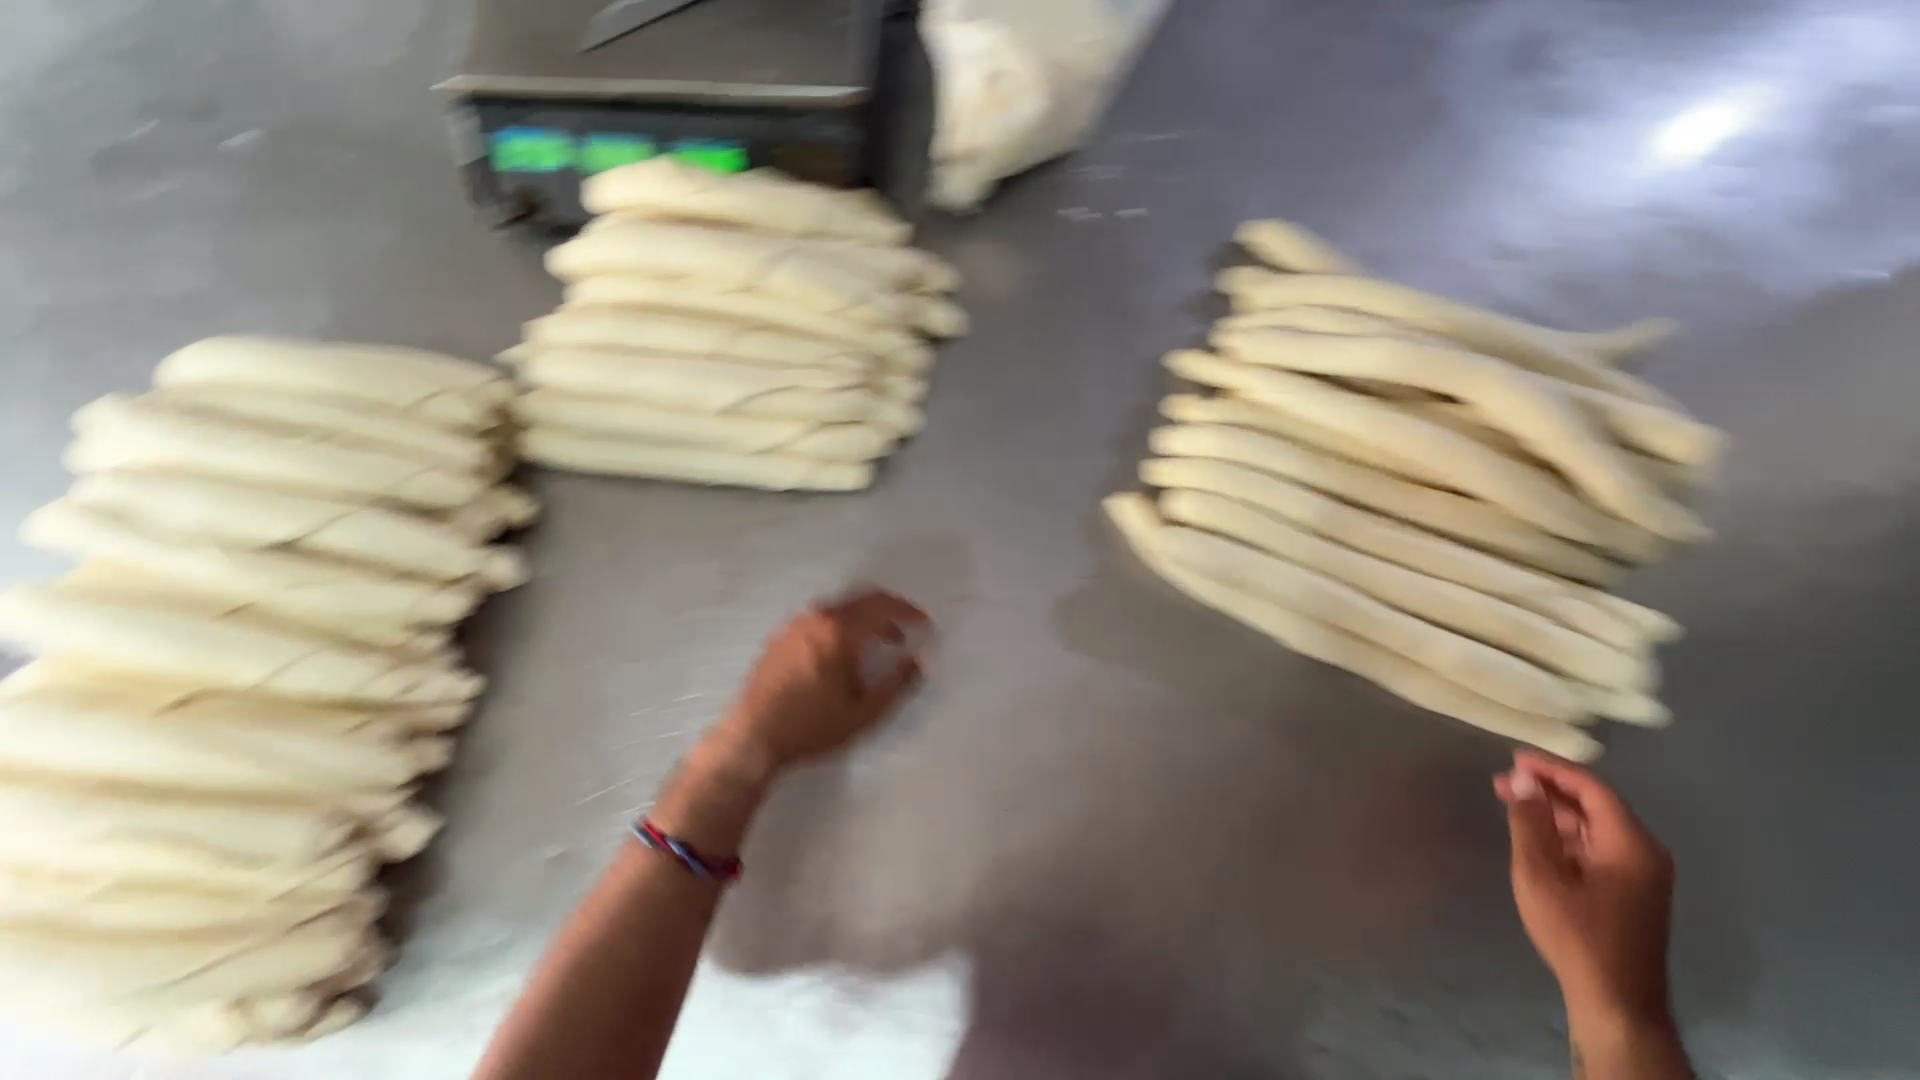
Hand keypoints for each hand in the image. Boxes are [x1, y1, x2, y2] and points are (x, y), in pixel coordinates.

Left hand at [709, 590, 929, 775]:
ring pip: (837, 611)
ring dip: (861, 621)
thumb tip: (920, 661)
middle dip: (886, 614)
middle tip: (902, 634)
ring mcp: (793, 626)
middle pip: (859, 602)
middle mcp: (815, 619)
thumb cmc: (812, 725)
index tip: (923, 623)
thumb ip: (897, 683)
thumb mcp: (864, 712)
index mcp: (838, 630)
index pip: (881, 606)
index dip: (907, 611)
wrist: (753, 737)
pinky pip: (818, 621)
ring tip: (874, 646)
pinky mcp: (779, 639)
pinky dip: (838, 628)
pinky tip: (841, 655)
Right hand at [1496, 751, 1675, 1027]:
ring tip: (1512, 800)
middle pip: (1596, 804)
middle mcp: (1645, 852)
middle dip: (1550, 787)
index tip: (1513, 757)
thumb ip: (1530, 822)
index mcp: (1631, 844)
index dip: (1552, 768)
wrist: (1615, 1000)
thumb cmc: (1575, 933)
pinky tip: (1536, 833)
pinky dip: (1566, 832)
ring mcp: (1642, 873)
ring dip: (1555, 810)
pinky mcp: (1632, 891)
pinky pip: (1598, 846)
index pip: (1592, 789)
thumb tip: (1521, 779)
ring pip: (1596, 826)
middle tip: (1504, 778)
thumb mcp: (1541, 873)